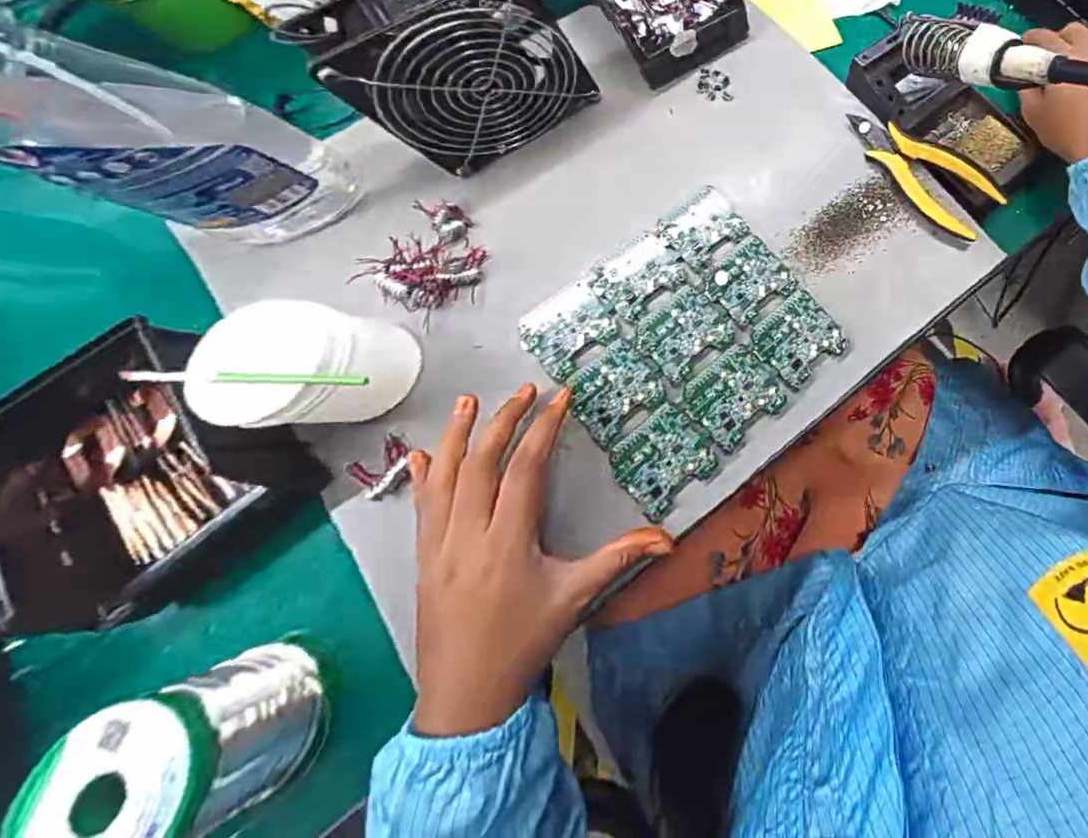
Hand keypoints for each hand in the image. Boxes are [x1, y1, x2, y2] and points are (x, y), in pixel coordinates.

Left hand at [410, 386, 673, 736]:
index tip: (559, 400)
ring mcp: (438, 546)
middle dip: (504, 420)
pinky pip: (420, 507)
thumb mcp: (575, 598)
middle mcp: (467, 536)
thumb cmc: (525, 643)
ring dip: (457, 435)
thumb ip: (618, 559)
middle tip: (525, 391)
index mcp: (507, 542)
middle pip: (481, 463)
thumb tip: (666, 538)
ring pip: (444, 478)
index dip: (543, 428)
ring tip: (470, 401)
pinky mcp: (422, 558)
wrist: (465, 697)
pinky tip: (424, 454)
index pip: (524, 469)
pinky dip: (423, 476)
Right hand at [1017, 23, 1087, 163]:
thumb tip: (1026, 82)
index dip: (1032, 38)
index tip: (1026, 43)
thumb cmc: (1067, 132)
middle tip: (1050, 52)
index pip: (1045, 36)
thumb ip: (1027, 92)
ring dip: (1083, 46)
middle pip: (1075, 30)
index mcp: (1065, 59)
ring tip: (1074, 62)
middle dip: (1060, 37)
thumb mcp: (1034, 115)